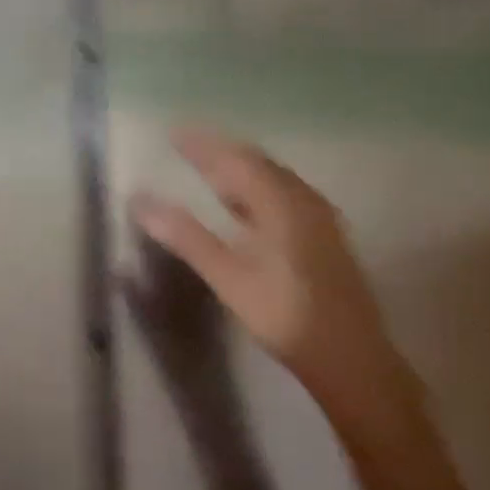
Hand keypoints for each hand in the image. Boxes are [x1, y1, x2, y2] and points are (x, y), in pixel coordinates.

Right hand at [129, 125, 423, 418]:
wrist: (349, 356)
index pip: (236, 159)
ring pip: (276, 181)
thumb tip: (140, 200)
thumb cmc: (283, 314)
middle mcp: (304, 200)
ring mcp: (320, 219)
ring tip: (212, 174)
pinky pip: (286, 198)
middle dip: (223, 154)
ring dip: (243, 172)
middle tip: (190, 148)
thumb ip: (186, 236)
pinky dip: (259, 192)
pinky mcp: (326, 239)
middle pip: (260, 165)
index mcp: (280, 202)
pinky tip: (247, 209)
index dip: (204, 145)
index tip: (174, 133)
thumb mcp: (228, 276)